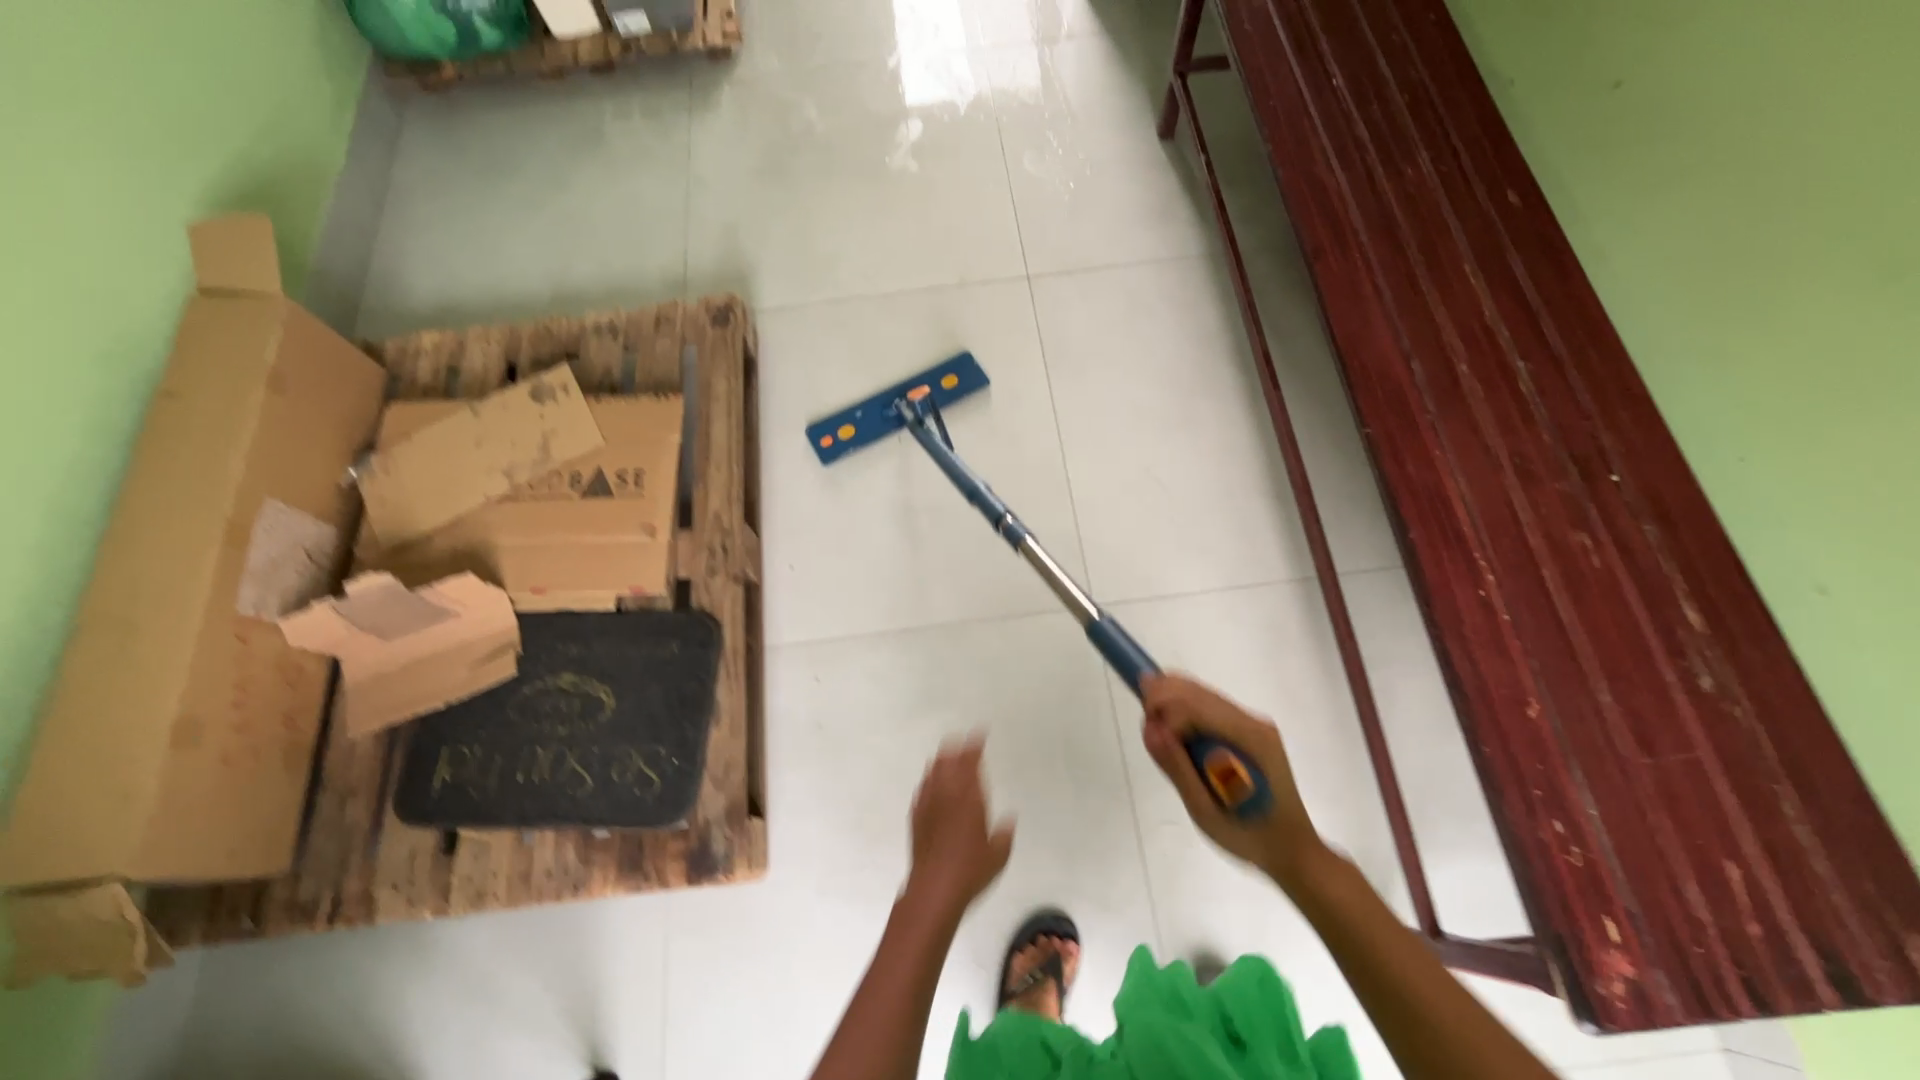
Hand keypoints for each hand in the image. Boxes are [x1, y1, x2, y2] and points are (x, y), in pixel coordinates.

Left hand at [905, 734, 1014, 916]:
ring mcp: (928, 805)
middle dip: (955, 747)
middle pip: (948, 762)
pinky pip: (922, 790)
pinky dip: (928, 780)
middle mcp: (947, 795)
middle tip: (962, 740)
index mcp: (970, 798)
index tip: (979, 733)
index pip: (971, 763)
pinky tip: (930, 782)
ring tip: (946, 754)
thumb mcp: (999, 853)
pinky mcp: (915, 817)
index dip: (975, 745)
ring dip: (941, 760)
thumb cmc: (972, 870)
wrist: (934, 888)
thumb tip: (1009, 820)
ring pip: (933, 772)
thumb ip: (1004, 833)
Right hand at [1141, 673, 1326, 887]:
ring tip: (1164, 742)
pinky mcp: (1251, 731)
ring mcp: (1254, 724)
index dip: (1160, 706)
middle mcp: (1252, 721)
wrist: (1290, 848)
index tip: (1147, 734)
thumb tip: (1149, 727)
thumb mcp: (1203, 808)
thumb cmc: (1247, 835)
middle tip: (1151, 736)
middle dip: (1163, 701)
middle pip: (1195, 691)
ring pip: (1201, 695)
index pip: (1192, 702)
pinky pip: (1210, 709)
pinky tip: (1183, 743)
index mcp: (1245, 739)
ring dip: (1174, 708)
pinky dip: (1187, 717)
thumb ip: (1176, 766)